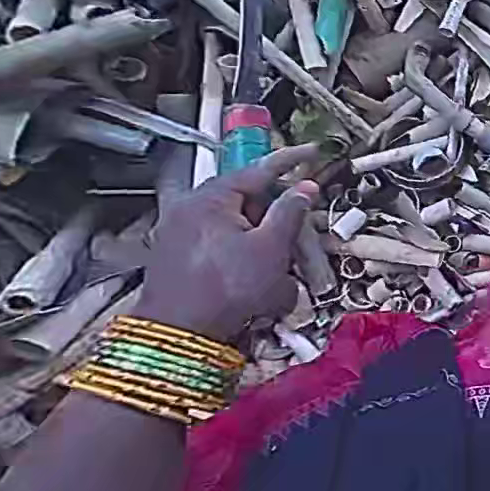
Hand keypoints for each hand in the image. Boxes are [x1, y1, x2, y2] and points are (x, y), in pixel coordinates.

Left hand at [136, 146, 319, 341]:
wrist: (177, 339)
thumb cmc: (227, 288)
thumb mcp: (270, 247)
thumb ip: (290, 211)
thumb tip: (305, 188)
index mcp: (209, 199)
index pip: (258, 170)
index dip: (290, 160)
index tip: (312, 151)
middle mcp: (188, 209)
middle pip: (247, 201)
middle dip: (277, 219)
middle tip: (298, 236)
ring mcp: (179, 234)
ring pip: (236, 226)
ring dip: (263, 243)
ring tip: (279, 271)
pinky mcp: (177, 257)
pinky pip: (221, 244)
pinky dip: (244, 254)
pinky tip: (258, 280)